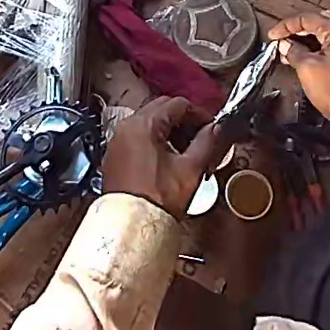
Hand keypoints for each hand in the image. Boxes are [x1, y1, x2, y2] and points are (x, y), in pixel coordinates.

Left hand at [101, 97, 221, 215]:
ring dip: (169, 130)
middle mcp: (127, 126)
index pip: (177, 104)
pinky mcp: (114, 154)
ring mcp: (117, 140)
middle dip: (183, 120)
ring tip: (186, 151)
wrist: (131, 225)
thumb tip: (215, 129)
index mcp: (144, 124)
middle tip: (200, 137)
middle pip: (160, 109)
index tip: (211, 127)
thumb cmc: (158, 199)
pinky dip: (153, 141)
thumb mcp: (190, 169)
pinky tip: (167, 160)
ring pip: (148, 122)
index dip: (199, 114)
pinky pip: (136, 137)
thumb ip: (206, 143)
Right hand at [269, 14, 329, 122]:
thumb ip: (293, 52)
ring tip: (289, 55)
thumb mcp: (307, 68)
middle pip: (316, 27)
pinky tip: (306, 63)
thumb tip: (286, 45)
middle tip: (280, 44)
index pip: (306, 19)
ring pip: (324, 39)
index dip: (285, 26)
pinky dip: (317, 53)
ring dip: (305, 45)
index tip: (274, 35)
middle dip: (295, 35)